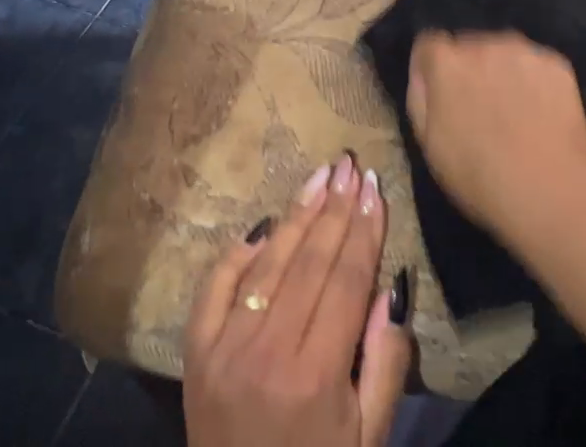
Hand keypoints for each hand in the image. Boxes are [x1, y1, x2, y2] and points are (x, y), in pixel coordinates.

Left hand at [184, 152, 411, 446]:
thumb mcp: (369, 436)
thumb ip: (386, 362)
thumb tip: (390, 287)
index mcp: (316, 372)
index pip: (346, 280)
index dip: (364, 229)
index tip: (375, 186)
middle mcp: (267, 350)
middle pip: (310, 262)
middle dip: (335, 208)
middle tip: (350, 165)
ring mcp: (224, 348)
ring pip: (268, 265)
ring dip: (296, 215)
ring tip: (319, 176)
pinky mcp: (195, 353)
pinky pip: (215, 287)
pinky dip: (239, 252)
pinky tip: (265, 223)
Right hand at [407, 31, 585, 241]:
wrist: (546, 192)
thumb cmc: (477, 176)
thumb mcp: (428, 143)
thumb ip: (420, 97)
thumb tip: (424, 74)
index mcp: (446, 63)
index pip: (430, 44)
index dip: (433, 69)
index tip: (442, 95)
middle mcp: (484, 45)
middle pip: (468, 46)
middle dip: (469, 69)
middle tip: (479, 108)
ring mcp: (524, 52)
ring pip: (504, 52)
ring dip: (502, 71)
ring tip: (513, 111)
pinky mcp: (557, 63)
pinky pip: (535, 64)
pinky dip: (534, 81)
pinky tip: (540, 112)